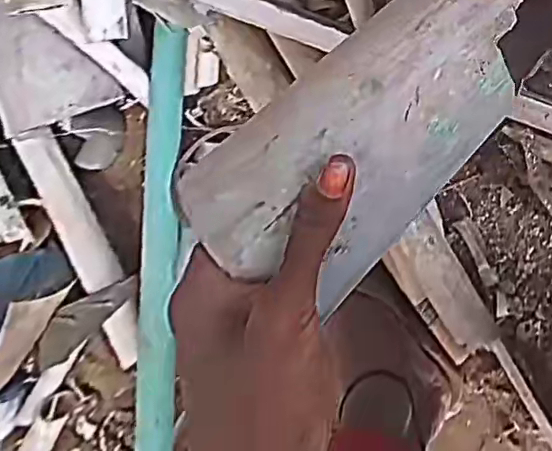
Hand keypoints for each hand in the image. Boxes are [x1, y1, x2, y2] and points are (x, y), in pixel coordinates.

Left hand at [173, 155, 354, 450]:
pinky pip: (304, 262)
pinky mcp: (284, 315)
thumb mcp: (286, 312)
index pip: (230, 206)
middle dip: (296, 189)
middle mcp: (224, 289)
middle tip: (329, 150)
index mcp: (203, 284)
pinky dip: (325, 241)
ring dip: (314, 214)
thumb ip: (310, 240)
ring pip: (285, 240)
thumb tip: (332, 175)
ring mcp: (255, 303)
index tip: (299, 141)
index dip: (265, 172)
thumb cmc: (260, 409)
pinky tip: (348, 222)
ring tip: (343, 175)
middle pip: (261, 220)